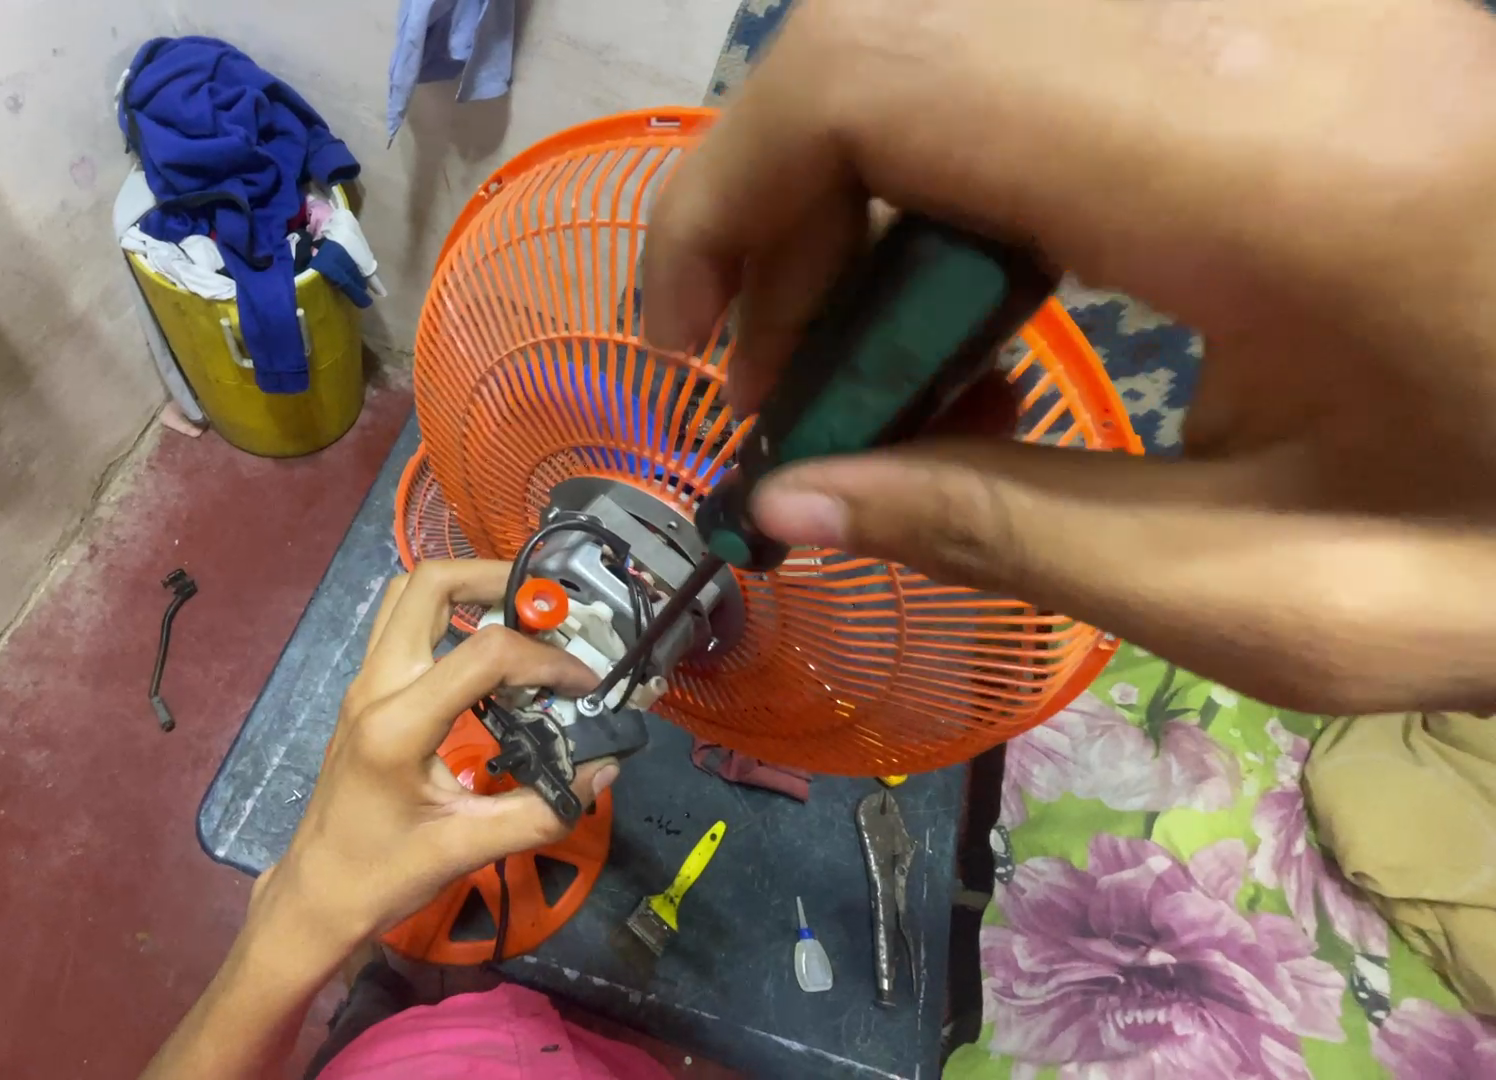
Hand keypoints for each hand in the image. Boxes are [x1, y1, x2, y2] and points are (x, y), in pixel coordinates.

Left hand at [255, 560, 618, 944]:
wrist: (316, 893)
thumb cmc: (382, 875)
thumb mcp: (466, 850)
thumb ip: (542, 809)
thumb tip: (604, 766)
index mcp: (397, 725)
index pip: (483, 656)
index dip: (546, 660)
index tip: (584, 684)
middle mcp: (375, 684)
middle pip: (428, 585)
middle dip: (494, 578)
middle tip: (546, 605)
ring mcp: (365, 680)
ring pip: (408, 592)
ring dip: (465, 585)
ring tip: (518, 611)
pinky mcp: (367, 687)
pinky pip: (402, 620)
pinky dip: (447, 610)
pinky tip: (483, 646)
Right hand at [645, 0, 1495, 713]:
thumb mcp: (1285, 600)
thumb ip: (1000, 534)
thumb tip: (782, 507)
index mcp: (1268, 156)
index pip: (873, 69)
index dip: (722, 194)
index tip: (686, 339)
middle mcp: (1258, 20)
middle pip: (879, 38)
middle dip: (766, 218)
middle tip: (774, 379)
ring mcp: (1267, 8)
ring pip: (931, 46)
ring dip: (840, 212)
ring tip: (862, 367)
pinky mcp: (1266, 31)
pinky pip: (1008, 73)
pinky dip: (923, 194)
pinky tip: (962, 314)